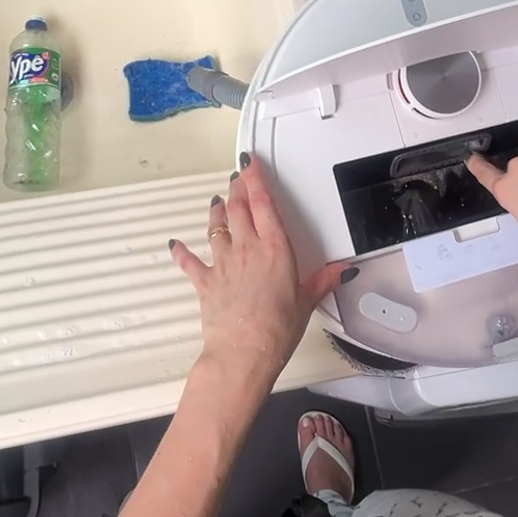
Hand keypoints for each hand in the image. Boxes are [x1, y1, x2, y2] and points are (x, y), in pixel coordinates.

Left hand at [170, 155, 347, 386]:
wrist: (242, 353)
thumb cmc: (276, 329)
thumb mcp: (306, 303)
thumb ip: (322, 281)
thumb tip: (342, 271)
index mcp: (274, 249)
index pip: (263, 204)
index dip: (256, 179)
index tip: (250, 163)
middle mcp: (246, 250)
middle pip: (238, 209)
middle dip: (237, 189)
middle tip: (237, 177)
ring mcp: (223, 264)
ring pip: (216, 227)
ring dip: (216, 212)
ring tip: (218, 200)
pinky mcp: (206, 282)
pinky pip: (190, 262)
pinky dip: (182, 252)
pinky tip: (175, 245)